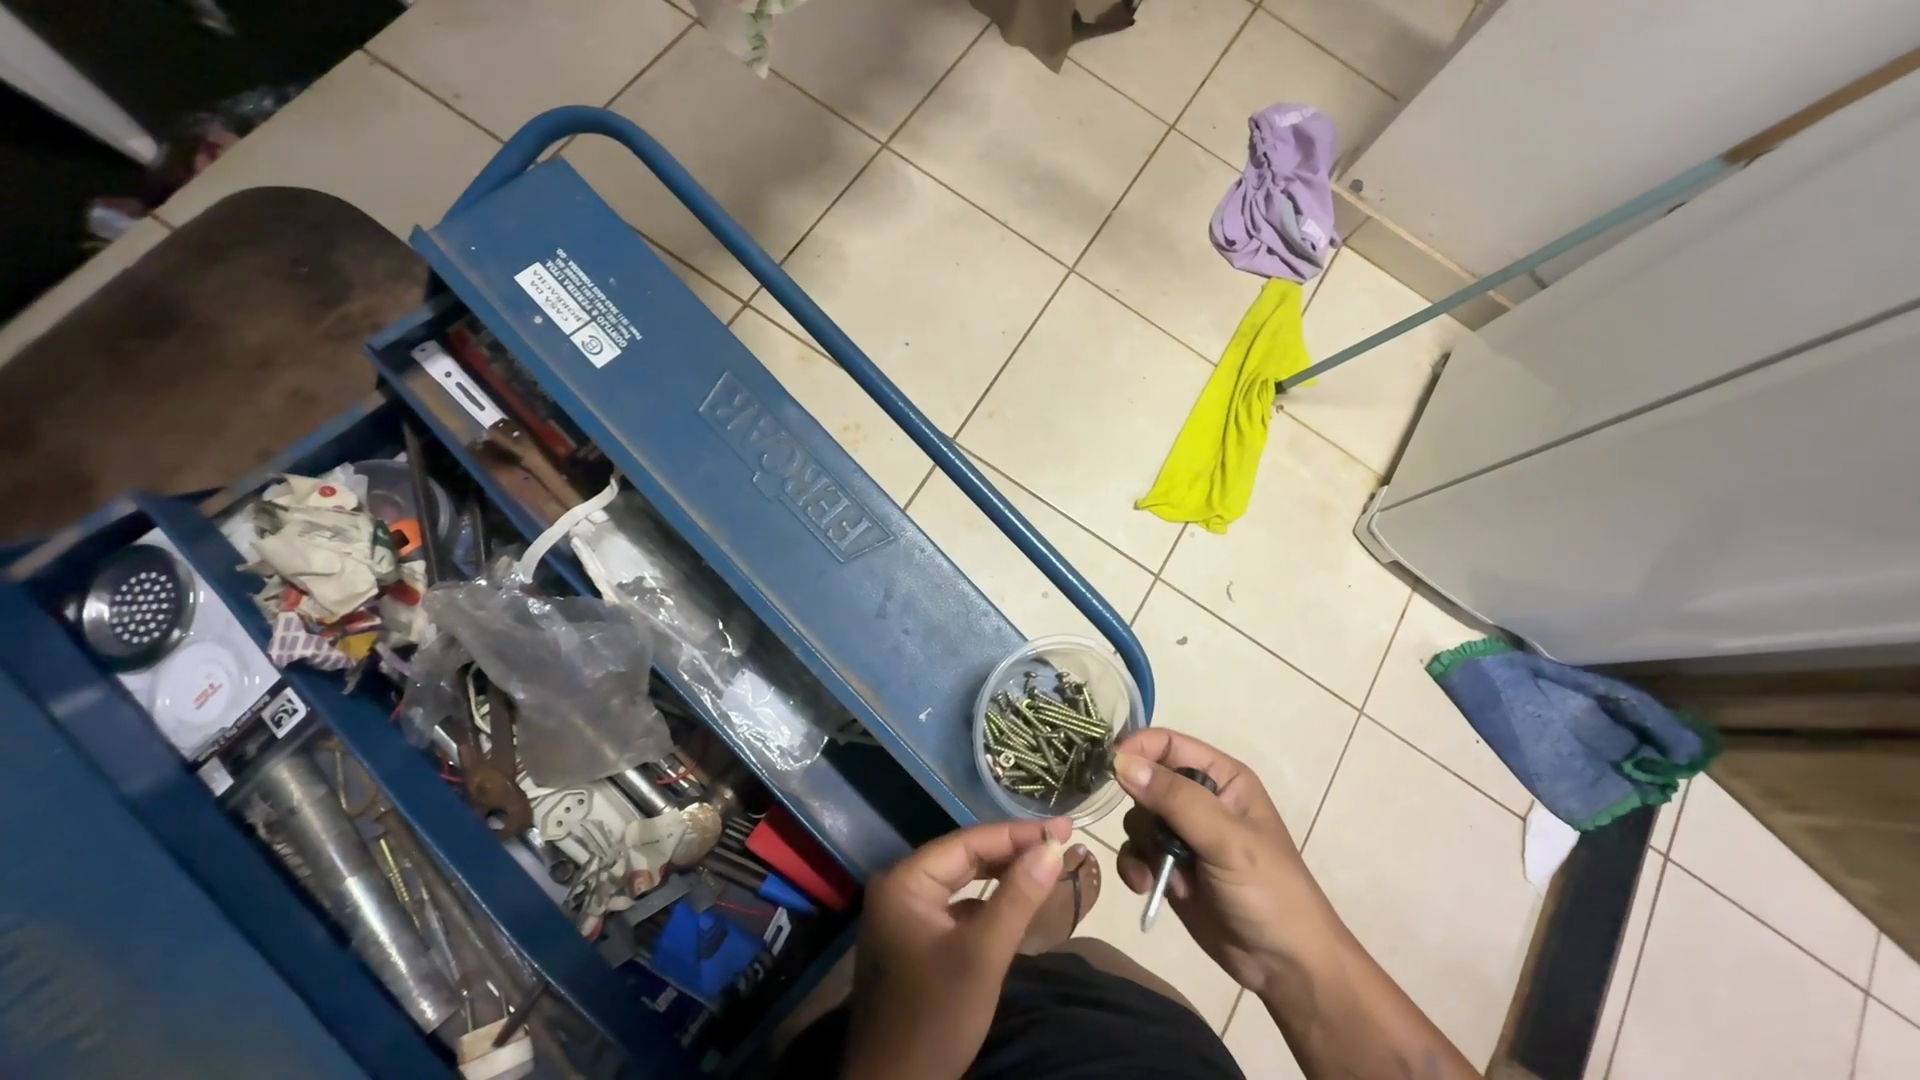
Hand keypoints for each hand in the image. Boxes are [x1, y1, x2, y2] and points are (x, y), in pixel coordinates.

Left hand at [843, 817, 1070, 1079]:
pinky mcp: (913, 943)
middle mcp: (898, 889)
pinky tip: (1017, 901)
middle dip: (1013, 850)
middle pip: (964, 857)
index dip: (1018, 833)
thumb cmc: (936, 1017)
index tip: (1064, 827)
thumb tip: (1053, 847)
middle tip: (1061, 841)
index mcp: (904, 881)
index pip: (968, 842)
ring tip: (1047, 864)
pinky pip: (956, 908)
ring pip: (961, 882)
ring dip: (1003, 875)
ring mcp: (903, 917)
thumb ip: (1018, 896)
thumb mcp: (983, 954)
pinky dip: (988, 903)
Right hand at [1112, 729, 1343, 995]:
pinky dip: (1135, 867)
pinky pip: (1135, 852)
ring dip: (1143, 846)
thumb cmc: (1268, 891)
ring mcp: (1184, 835)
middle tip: (1150, 835)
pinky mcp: (1170, 867)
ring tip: (1164, 874)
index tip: (1109, 767)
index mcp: (1223, 779)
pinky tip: (1146, 886)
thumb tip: (1121, 761)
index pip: (1167, 744)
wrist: (1284, 964)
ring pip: (1137, 820)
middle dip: (1142, 810)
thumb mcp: (1225, 840)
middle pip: (1145, 782)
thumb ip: (1175, 799)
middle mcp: (1201, 799)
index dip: (1137, 750)